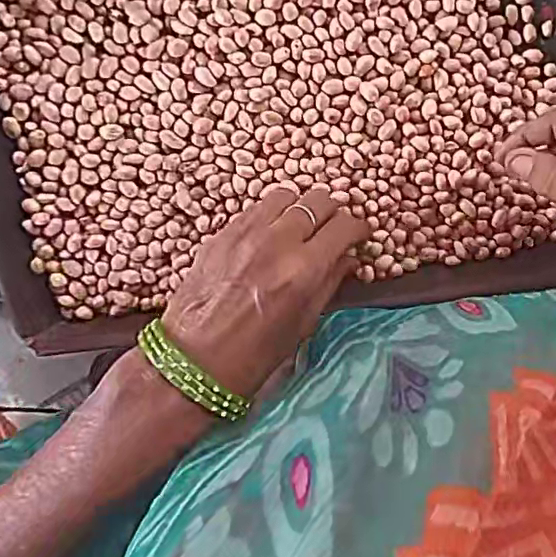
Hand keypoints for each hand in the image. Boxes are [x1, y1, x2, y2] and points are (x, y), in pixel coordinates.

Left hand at [161, 184, 369, 397]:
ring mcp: (245, 233)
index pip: (344, 226)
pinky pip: (255, 209)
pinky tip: (271, 235)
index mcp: (303, 269)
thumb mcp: (304, 322)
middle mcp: (276, 242)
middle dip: (333, 212)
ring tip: (301, 227)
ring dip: (300, 208)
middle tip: (333, 230)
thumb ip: (329, 282)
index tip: (360, 235)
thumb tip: (348, 258)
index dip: (359, 228)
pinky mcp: (221, 234)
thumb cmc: (255, 354)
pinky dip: (271, 216)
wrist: (195, 360)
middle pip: (317, 200)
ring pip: (285, 196)